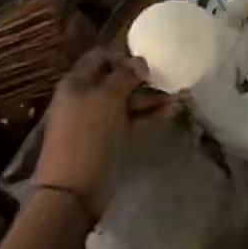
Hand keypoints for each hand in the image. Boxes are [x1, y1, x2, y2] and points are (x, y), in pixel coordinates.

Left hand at [35, 48, 171, 210]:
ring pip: (126, 101)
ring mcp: (97, 121)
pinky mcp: (108, 141)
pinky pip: (131, 121)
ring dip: (150, 97)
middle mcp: (86, 98)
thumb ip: (126, 74)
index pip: (101, 56)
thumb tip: (141, 64)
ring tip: (175, 96)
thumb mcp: (108, 96)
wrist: (72, 192)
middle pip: (116, 79)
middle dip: (142, 78)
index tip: (146, 62)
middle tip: (167, 78)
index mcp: (77, 83)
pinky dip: (148, 116)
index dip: (124, 56)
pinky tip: (169, 112)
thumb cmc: (88, 134)